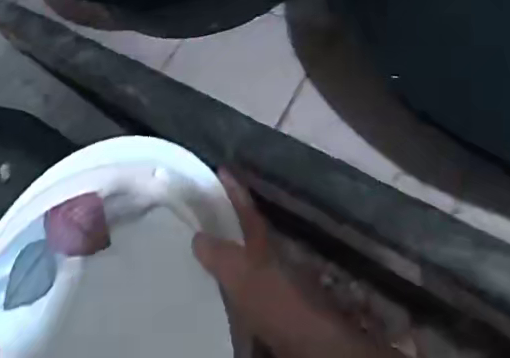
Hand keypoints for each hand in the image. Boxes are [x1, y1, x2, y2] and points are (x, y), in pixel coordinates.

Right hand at [193, 171, 397, 357]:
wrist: (311, 345)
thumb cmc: (275, 299)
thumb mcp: (239, 271)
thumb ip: (217, 252)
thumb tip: (197, 236)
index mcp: (263, 239)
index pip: (245, 206)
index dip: (233, 188)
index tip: (220, 169)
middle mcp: (272, 256)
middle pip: (247, 233)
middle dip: (227, 223)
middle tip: (201, 215)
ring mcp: (277, 282)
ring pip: (248, 262)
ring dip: (229, 257)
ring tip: (203, 255)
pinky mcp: (278, 310)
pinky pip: (248, 291)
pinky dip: (234, 288)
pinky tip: (219, 295)